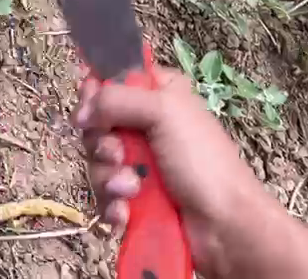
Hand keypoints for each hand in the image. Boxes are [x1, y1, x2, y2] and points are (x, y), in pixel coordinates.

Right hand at [75, 70, 267, 276]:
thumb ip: (115, 99)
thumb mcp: (163, 111)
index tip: (90, 106)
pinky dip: (112, 203)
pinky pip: (105, 192)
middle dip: (101, 141)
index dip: (94, 92)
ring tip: (131, 189)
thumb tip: (80, 113)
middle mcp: (145, 122)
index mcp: (157, 92)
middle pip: (97, 120)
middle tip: (117, 153)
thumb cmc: (201, 159)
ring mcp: (139, 161)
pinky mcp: (135, 196)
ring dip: (108, 176)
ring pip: (97, 159)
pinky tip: (125, 212)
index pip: (109, 78)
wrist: (226, 228)